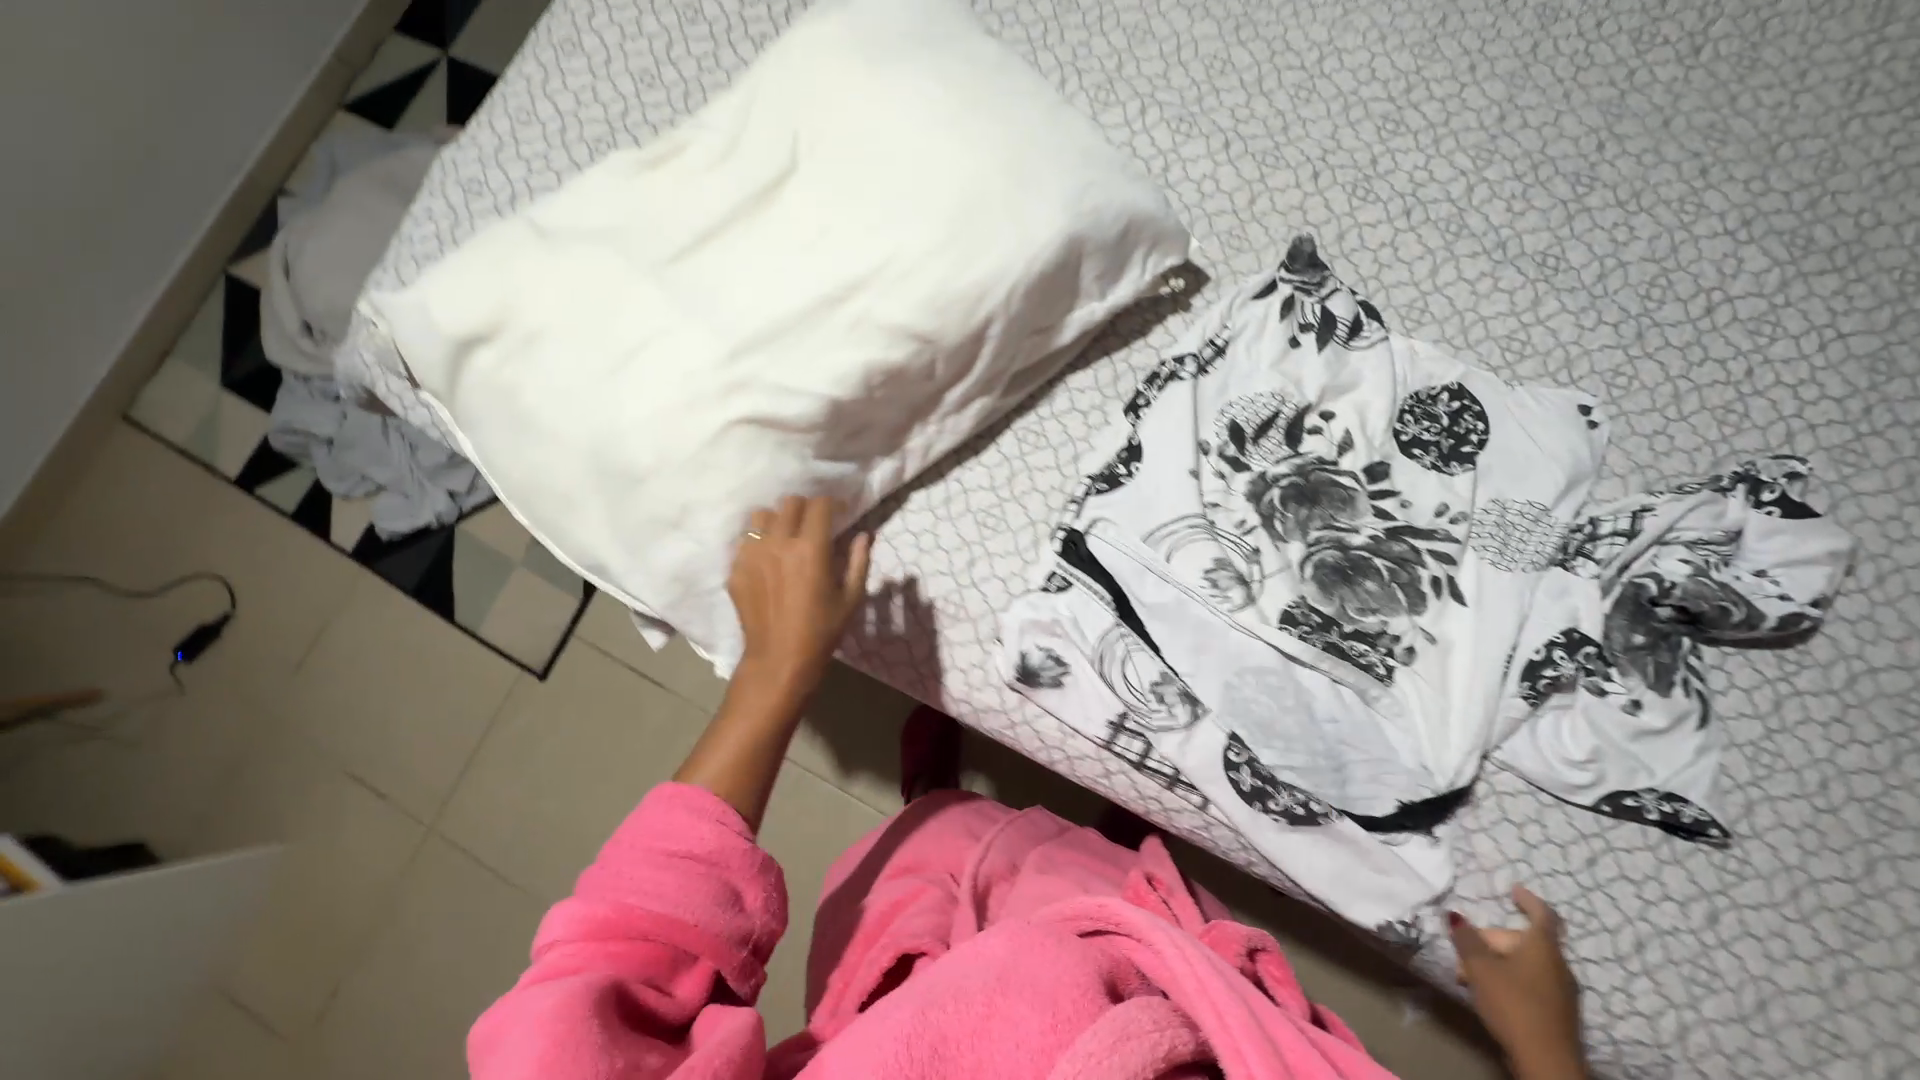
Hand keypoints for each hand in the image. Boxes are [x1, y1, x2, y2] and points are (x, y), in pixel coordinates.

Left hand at [729, 495, 870, 690]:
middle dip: (805, 508)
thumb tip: (863, 535)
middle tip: (812, 524)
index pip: (820, 504)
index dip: (832, 504)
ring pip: (761, 516)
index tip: (838, 513)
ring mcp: (752, 554)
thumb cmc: (822, 630)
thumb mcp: (852, 598)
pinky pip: (746, 542)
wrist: (779, 659)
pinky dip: (759, 543)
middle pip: (789, 502)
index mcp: (811, 548)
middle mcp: (779, 543)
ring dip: (777, 521)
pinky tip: (768, 561)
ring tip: (785, 537)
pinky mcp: (736, 569)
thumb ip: (859, 561)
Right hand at [1449, 886, 1586, 1079]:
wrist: (1546, 1059)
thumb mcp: (1480, 968)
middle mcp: (1558, 964)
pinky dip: (1510, 979)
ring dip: (1497, 963)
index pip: (1541, 914)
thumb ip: (1467, 940)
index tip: (1513, 890)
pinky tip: (1490, 993)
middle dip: (1491, 941)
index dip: (1527, 899)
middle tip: (1464, 952)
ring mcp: (1562, 990)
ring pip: (1525, 964)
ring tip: (1470, 976)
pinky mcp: (1558, 1011)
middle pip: (1523, 941)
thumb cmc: (1513, 1004)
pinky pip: (1531, 982)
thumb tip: (1456, 916)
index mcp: (1543, 947)